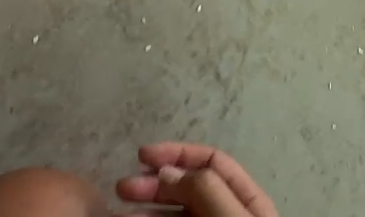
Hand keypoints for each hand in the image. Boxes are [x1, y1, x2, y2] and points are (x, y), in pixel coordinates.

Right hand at [115, 143, 276, 216]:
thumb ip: (204, 190)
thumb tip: (167, 169)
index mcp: (246, 198)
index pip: (210, 163)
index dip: (177, 154)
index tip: (142, 155)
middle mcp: (226, 213)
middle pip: (187, 189)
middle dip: (154, 184)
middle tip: (121, 188)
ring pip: (174, 216)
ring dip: (147, 210)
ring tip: (118, 212)